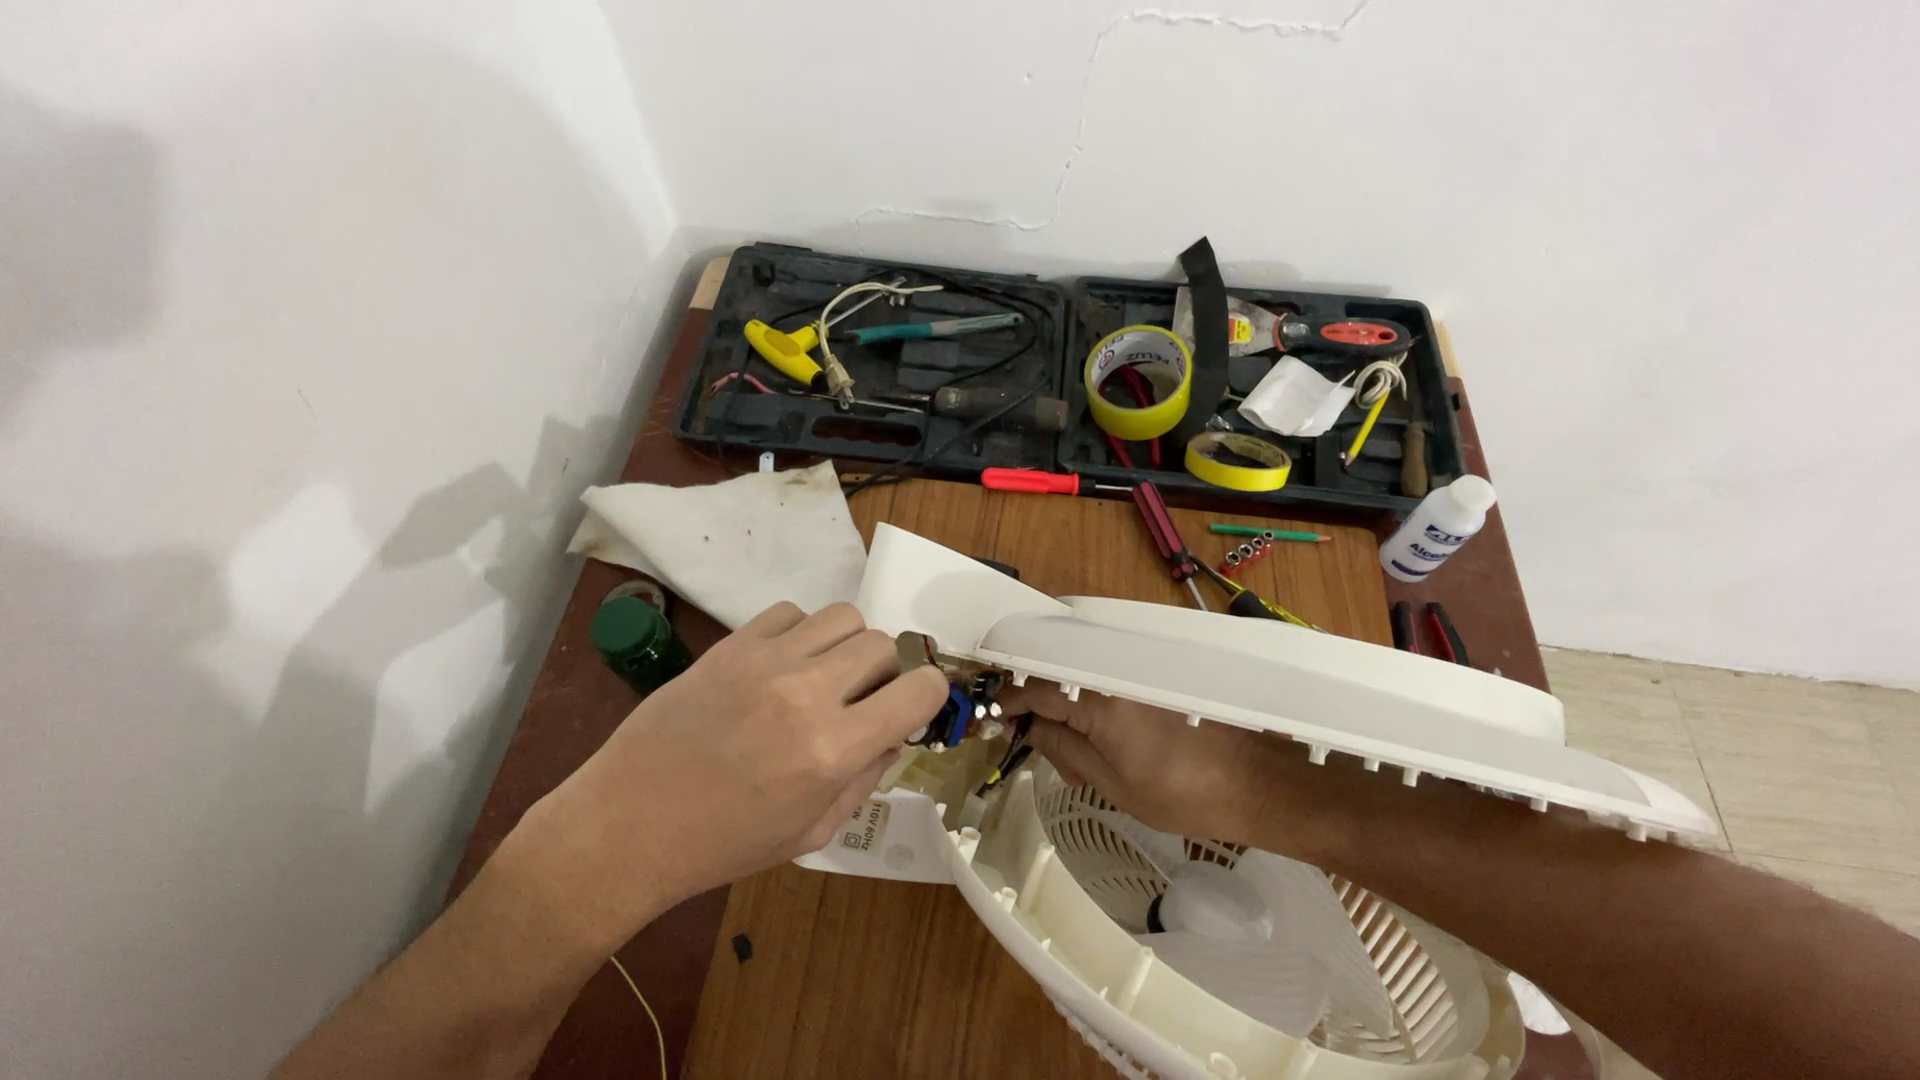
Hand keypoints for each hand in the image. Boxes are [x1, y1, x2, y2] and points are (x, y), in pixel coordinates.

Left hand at [504, 601, 948, 952]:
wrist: (628, 823)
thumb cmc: (724, 844)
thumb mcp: (812, 832)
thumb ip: (865, 778)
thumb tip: (893, 734)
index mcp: (832, 750)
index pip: (919, 690)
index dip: (928, 695)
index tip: (914, 706)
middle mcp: (806, 694)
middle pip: (883, 644)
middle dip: (885, 672)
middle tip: (860, 700)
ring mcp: (765, 662)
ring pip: (843, 617)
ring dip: (846, 646)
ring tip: (822, 677)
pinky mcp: (731, 646)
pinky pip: (791, 612)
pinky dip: (800, 634)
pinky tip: (781, 666)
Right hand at [999, 680, 1303, 845]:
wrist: (1256, 783)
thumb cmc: (1182, 792)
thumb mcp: (1109, 781)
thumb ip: (1060, 747)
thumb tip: (1027, 727)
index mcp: (1098, 696)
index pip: (1035, 688)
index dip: (1008, 703)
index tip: (992, 720)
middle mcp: (1115, 671)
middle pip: (1057, 680)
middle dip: (1042, 716)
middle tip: (1048, 759)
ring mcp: (1138, 671)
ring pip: (1082, 683)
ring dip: (1070, 716)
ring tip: (1080, 766)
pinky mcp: (1157, 678)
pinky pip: (1109, 684)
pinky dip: (1097, 710)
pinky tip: (1106, 748)